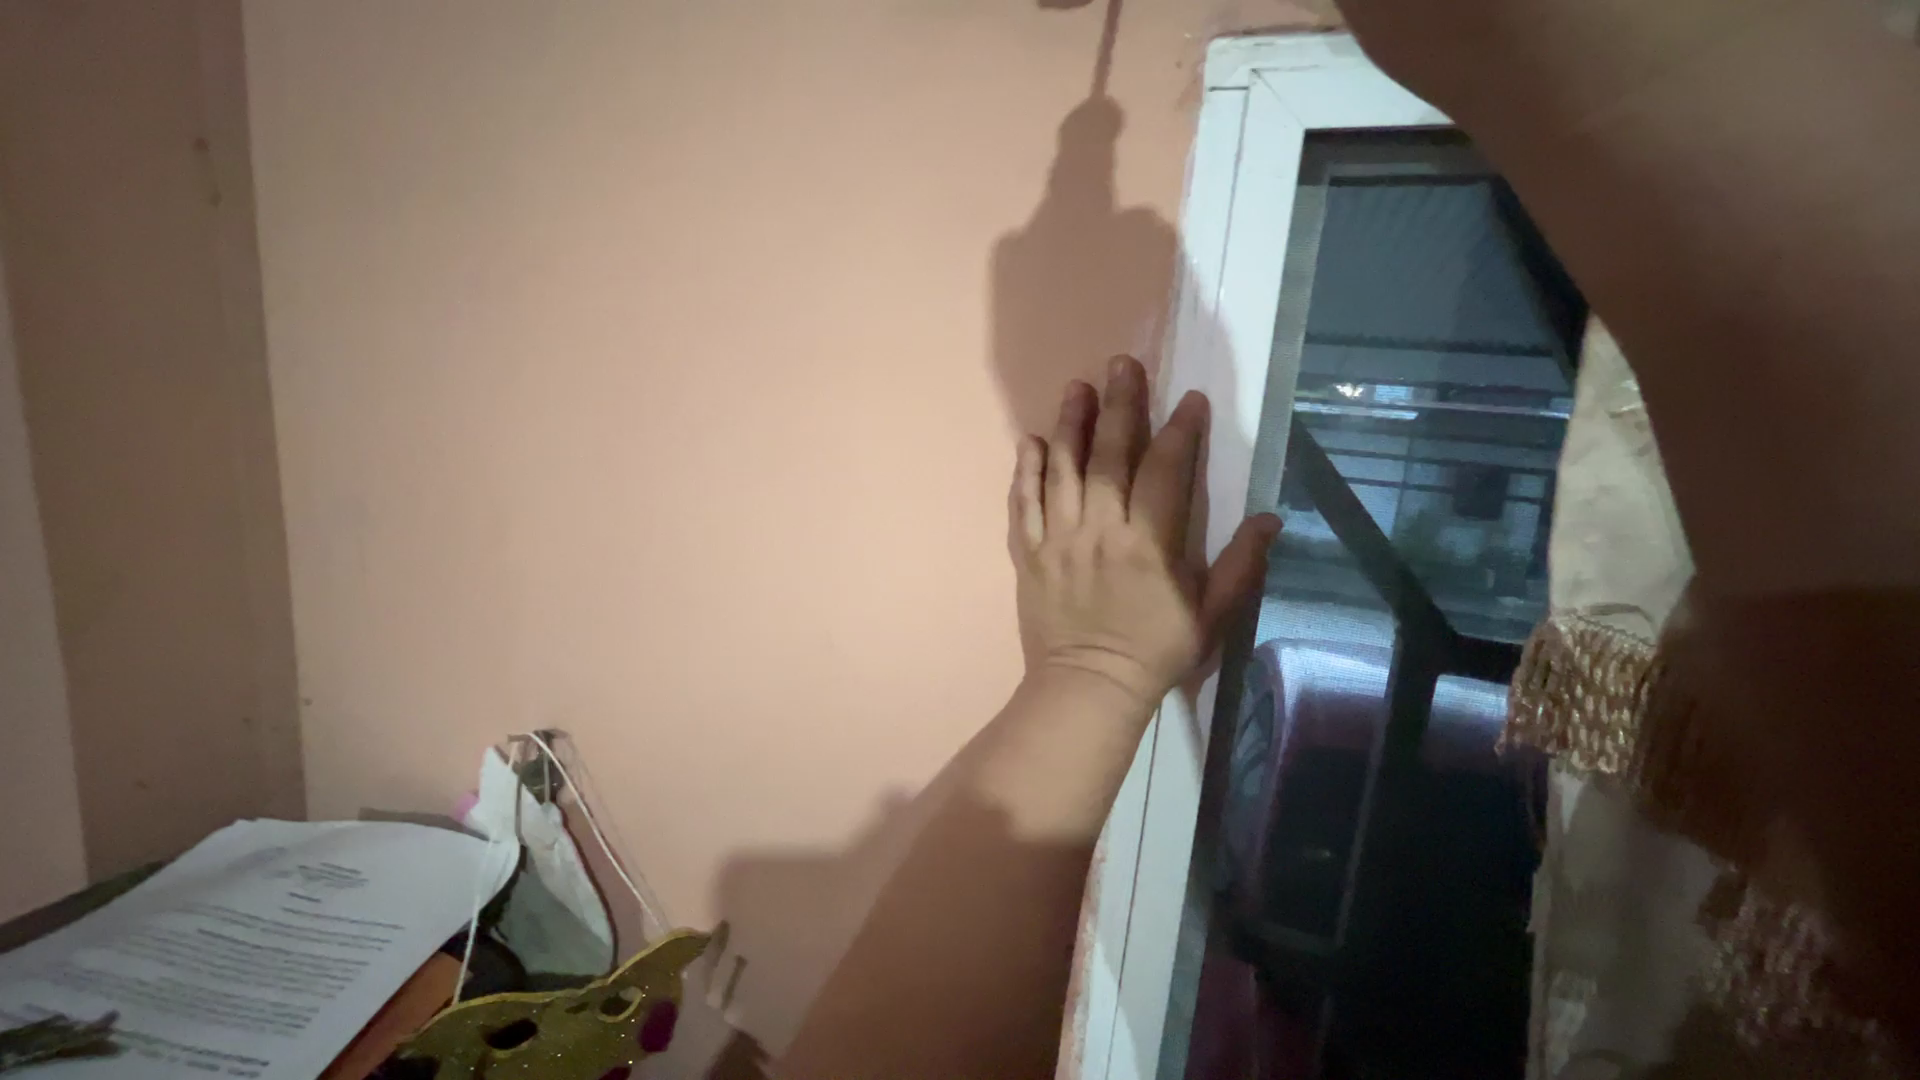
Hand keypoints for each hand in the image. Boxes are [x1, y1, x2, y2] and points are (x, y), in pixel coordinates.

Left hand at [1007, 356, 1281, 710]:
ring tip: (1078, 388)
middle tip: (1123, 364)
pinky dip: (1024, 471)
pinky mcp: (1027, 554)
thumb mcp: (1210, 617)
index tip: (1190, 398)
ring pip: (1062, 469)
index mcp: (1149, 544)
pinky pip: (1021, 504)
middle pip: (1109, 456)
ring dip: (1070, 425)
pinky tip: (1029, 441)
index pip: (1165, 472)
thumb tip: (1270, 517)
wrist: (1087, 688)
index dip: (1180, 431)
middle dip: (1120, 406)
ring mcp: (1057, 540)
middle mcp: (1100, 530)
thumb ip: (1240, 566)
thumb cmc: (1155, 653)